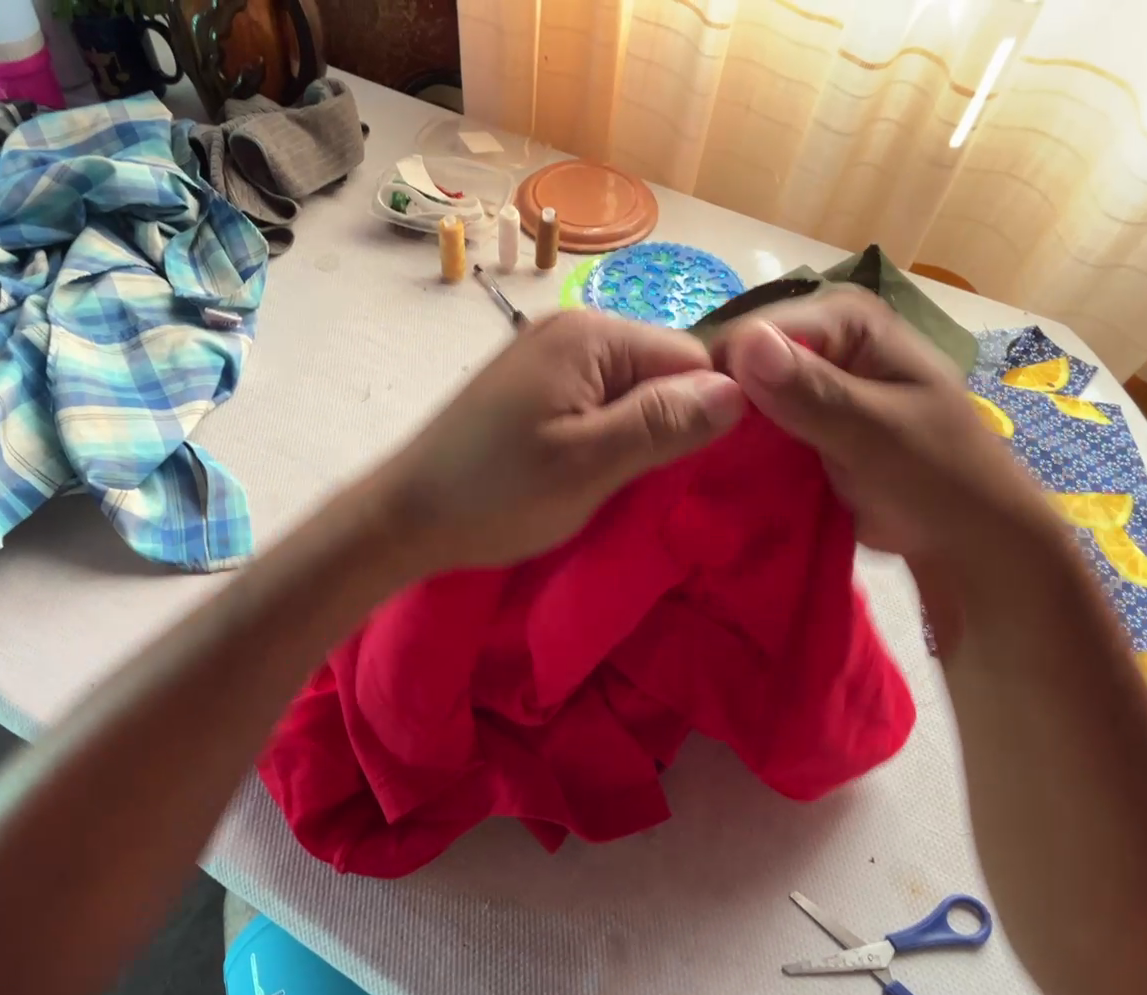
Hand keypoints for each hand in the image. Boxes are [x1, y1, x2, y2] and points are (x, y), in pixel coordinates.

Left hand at [375, 309, 744, 569]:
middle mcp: (571, 327)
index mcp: (590, 334)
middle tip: (635, 479)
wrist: (406, 516)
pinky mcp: (530, 385)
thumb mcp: (588, 465)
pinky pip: (594, 401)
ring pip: (628, 390)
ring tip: (606, 480)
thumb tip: (740, 390)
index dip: (697, 412)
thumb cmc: (496, 494)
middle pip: (659, 369)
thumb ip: (663, 423)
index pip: (689, 357)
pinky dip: (601, 436)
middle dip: (661, 425)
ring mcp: (546, 354)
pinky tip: (582, 470)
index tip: (676, 467)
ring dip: (630, 435)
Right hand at [715, 289, 1054, 561]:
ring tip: (698, 470)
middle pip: (738, 364)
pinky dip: (736, 452)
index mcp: (847, 319)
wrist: (966, 541)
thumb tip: (744, 343)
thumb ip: (812, 391)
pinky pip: (751, 429)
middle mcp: (822, 339)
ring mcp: (809, 382)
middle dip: (716, 407)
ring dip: (721, 434)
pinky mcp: (800, 423)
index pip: (748, 333)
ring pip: (738, 399)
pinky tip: (719, 476)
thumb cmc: (938, 480)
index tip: (698, 432)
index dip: (718, 378)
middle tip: (693, 457)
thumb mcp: (876, 433)